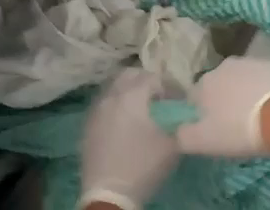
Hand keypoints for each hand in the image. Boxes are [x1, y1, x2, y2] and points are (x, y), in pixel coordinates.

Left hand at [80, 69, 179, 209]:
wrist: (108, 195)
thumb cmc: (142, 166)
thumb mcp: (171, 145)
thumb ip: (178, 123)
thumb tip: (182, 114)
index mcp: (133, 95)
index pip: (154, 77)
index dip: (168, 86)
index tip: (177, 100)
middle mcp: (112, 95)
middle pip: (130, 74)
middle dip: (146, 80)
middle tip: (157, 98)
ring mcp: (97, 109)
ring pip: (114, 86)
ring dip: (128, 90)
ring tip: (140, 107)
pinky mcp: (88, 124)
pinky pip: (104, 103)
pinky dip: (115, 104)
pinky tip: (123, 120)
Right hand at [174, 57, 269, 156]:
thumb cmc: (237, 130)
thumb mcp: (203, 142)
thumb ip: (182, 135)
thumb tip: (175, 130)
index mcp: (204, 83)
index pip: (194, 97)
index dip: (201, 114)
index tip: (211, 128)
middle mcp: (223, 65)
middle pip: (218, 85)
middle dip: (222, 100)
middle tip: (232, 123)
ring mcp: (248, 62)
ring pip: (239, 79)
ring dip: (241, 92)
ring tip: (251, 115)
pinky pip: (259, 78)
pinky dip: (260, 88)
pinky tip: (267, 105)